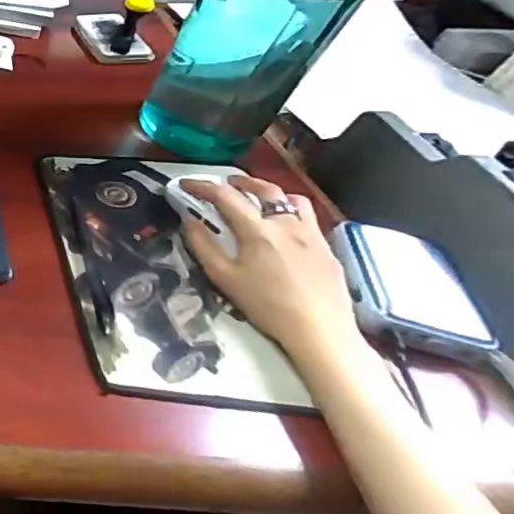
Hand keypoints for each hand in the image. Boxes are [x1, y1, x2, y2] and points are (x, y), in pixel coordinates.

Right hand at [178, 176, 360, 362]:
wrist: (321, 332)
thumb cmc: (266, 306)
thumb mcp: (223, 277)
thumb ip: (202, 245)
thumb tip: (189, 221)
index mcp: (258, 230)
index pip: (225, 197)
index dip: (201, 186)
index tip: (185, 185)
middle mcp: (287, 225)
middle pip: (265, 189)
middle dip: (241, 181)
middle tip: (226, 183)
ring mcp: (312, 236)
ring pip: (294, 199)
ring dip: (272, 193)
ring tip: (260, 199)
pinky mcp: (328, 250)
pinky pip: (309, 219)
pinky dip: (291, 212)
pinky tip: (284, 229)